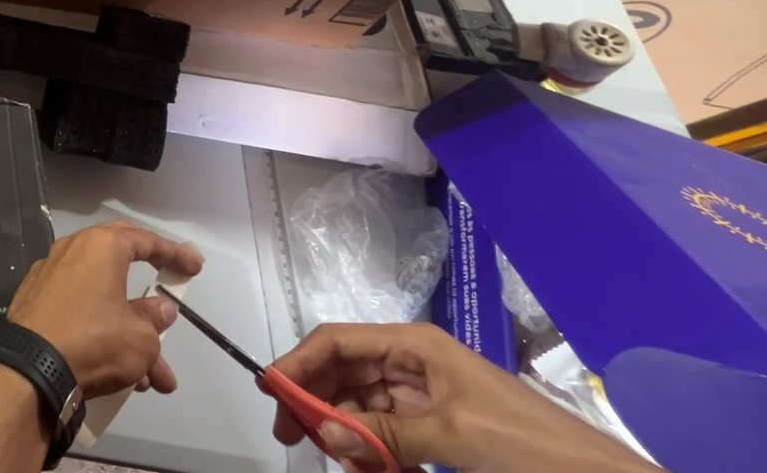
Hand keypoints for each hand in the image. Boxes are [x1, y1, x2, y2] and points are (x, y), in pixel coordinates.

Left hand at [5, 220, 204, 397]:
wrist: (31, 366)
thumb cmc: (94, 340)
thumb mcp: (140, 337)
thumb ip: (154, 319)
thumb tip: (160, 308)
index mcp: (99, 246)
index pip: (144, 240)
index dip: (173, 253)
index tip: (195, 265)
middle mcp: (72, 250)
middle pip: (118, 256)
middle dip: (147, 276)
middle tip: (170, 281)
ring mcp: (50, 275)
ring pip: (102, 298)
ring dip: (132, 335)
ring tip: (157, 379)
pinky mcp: (37, 301)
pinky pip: (80, 311)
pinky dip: (104, 335)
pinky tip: (125, 376)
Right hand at [269, 323, 655, 472]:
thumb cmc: (530, 447)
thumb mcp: (452, 436)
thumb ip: (382, 432)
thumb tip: (320, 431)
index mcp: (412, 344)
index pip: (335, 341)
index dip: (297, 362)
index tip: (270, 392)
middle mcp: (412, 360)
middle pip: (343, 371)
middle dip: (316, 400)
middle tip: (291, 434)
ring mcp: (426, 394)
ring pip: (362, 403)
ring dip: (345, 430)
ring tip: (337, 459)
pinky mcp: (440, 426)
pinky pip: (388, 430)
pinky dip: (372, 448)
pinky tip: (367, 466)